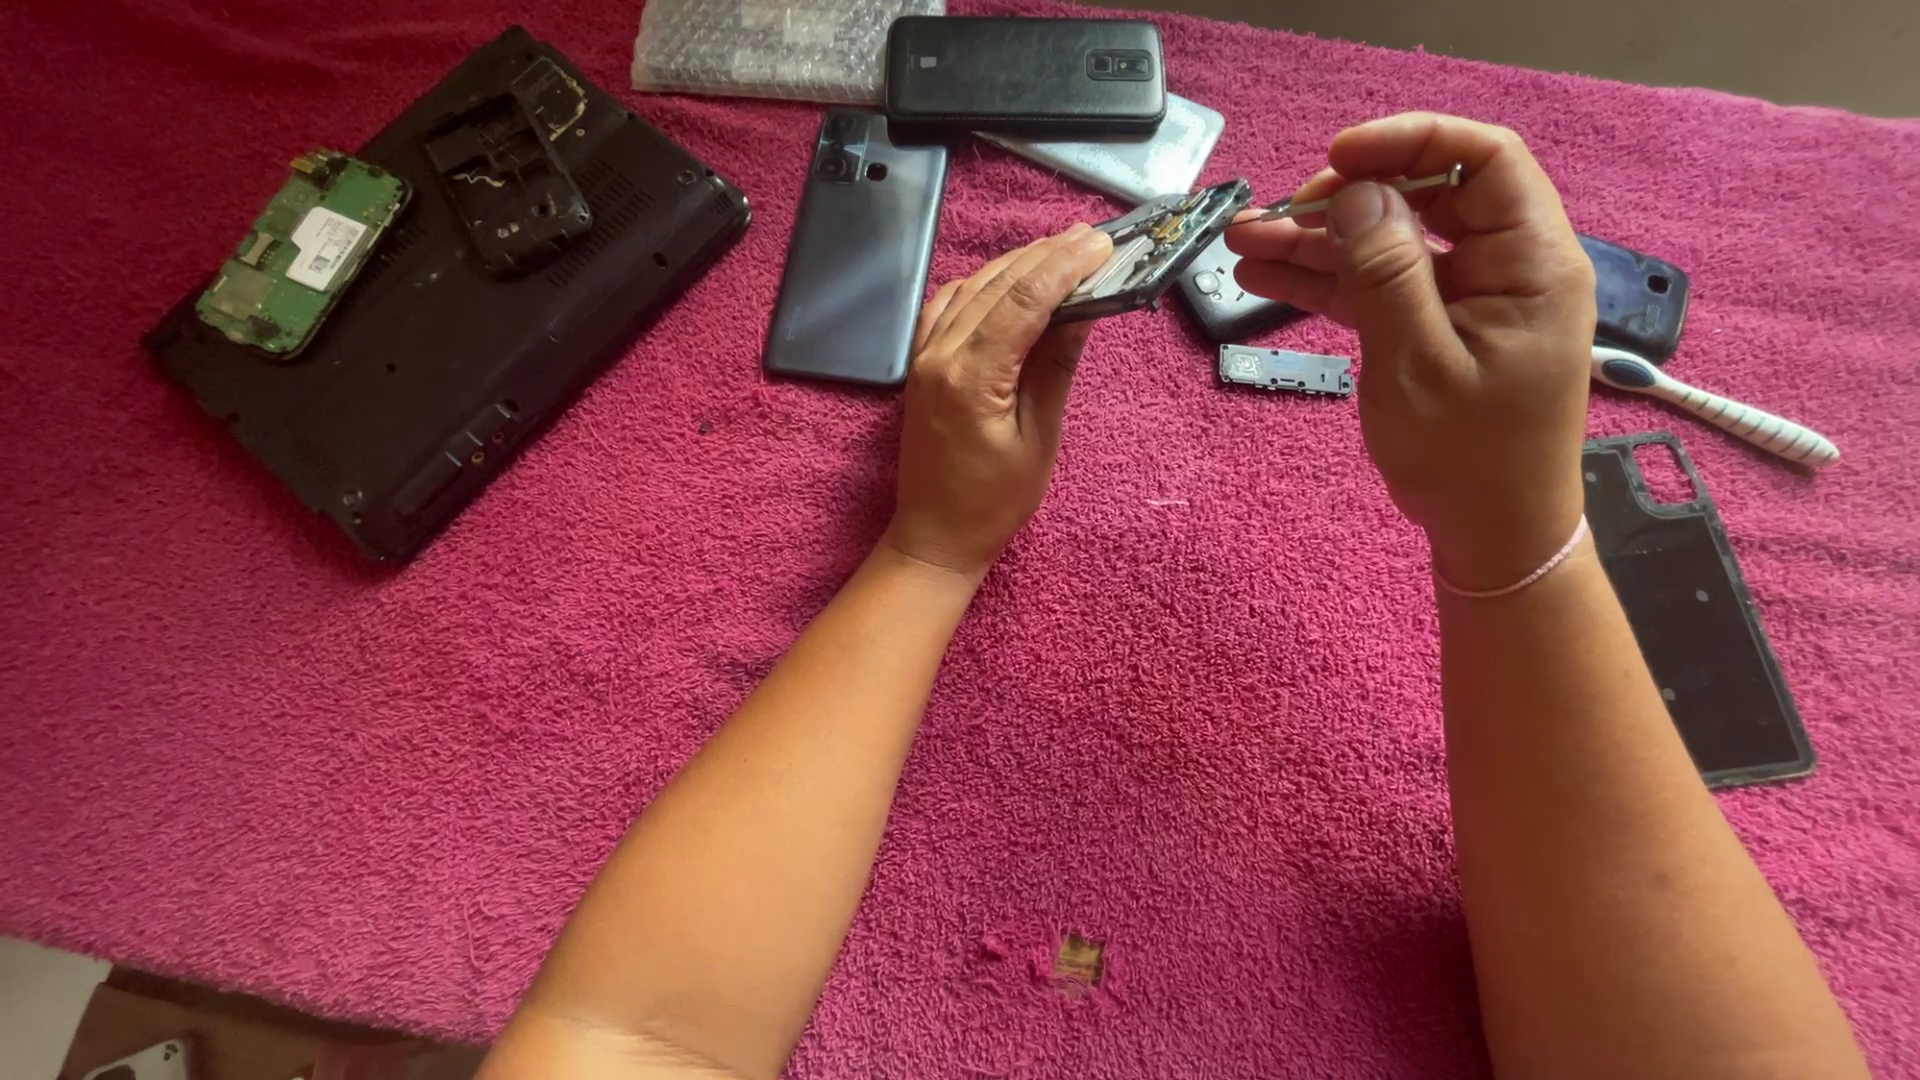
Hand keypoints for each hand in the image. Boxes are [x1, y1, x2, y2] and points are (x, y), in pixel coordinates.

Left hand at [882, 224, 1114, 579]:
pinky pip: (947, 308)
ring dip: (1016, 265)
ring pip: (971, 289)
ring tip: (1060, 251)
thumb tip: (1083, 310)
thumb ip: (1055, 367)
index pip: (1024, 300)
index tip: (1102, 244)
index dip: (1066, 266)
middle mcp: (938, 356)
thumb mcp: (1039, 438)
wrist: (935, 536)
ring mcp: (922, 359)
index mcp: (971, 378)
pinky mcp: (919, 366)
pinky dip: (980, 286)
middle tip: (1091, 239)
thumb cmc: (993, 503)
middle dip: (1046, 256)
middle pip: (997, 284)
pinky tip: (1006, 281)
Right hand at [1226, 113, 1597, 590]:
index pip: (1483, 163)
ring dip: (1314, 244)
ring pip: (1383, 248)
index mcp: (1529, 263)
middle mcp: (1498, 267)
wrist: (1486, 527)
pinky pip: (1372, 290)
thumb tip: (1357, 195)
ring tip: (1243, 242)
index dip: (1410, 144)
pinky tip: (1265, 278)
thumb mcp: (1419, 364)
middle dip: (1341, 202)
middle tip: (1270, 216)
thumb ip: (1388, 275)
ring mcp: (1457, 299)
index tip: (1336, 158)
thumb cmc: (1467, 456)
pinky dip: (1321, 284)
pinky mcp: (1425, 329)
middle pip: (1419, 202)